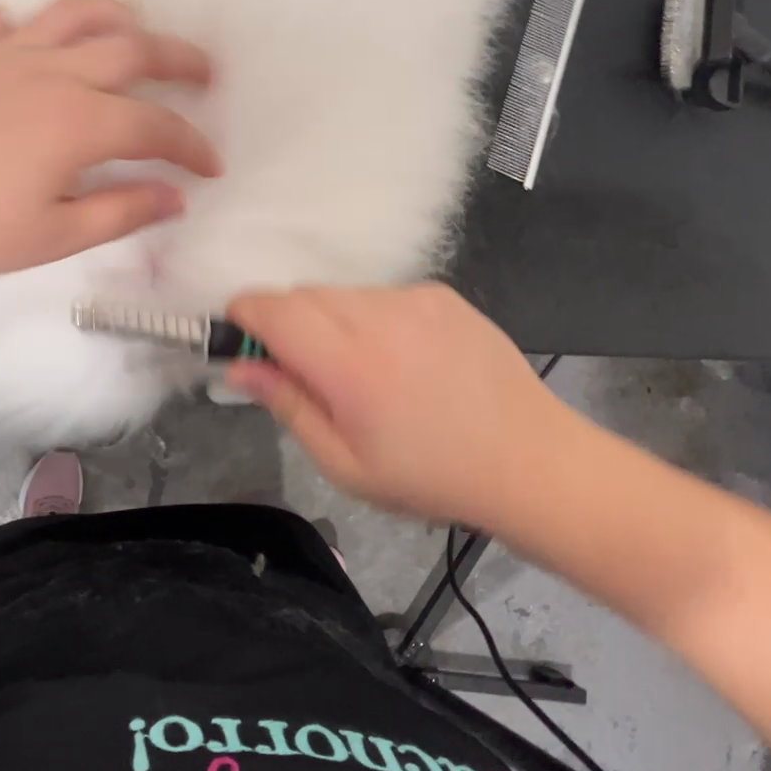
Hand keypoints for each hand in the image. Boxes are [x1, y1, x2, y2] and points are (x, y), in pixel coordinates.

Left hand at [0, 0, 221, 278]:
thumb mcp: (53, 237)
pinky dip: (31, 24)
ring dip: (118, 17)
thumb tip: (175, 197)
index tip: (211, 167)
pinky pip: (6, 23)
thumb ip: (121, 212)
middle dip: (179, 59)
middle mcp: (51, 73)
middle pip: (132, 48)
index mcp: (78, 122)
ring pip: (75, 15)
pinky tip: (35, 40)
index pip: (156, 126)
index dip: (192, 146)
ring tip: (138, 32)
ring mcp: (4, 56)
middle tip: (206, 74)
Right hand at [225, 283, 576, 522]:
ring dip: (327, 321)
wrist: (531, 462)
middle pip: (301, 294)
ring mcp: (415, 300)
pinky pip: (380, 295)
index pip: (272, 310)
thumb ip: (287, 406)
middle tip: (301, 372)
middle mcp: (379, 317)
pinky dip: (368, 317)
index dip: (244, 316)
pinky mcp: (442, 295)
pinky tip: (396, 357)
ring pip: (340, 293)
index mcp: (350, 365)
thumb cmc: (430, 477)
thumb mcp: (345, 464)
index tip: (240, 339)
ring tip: (358, 370)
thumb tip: (239, 369)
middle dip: (285, 323)